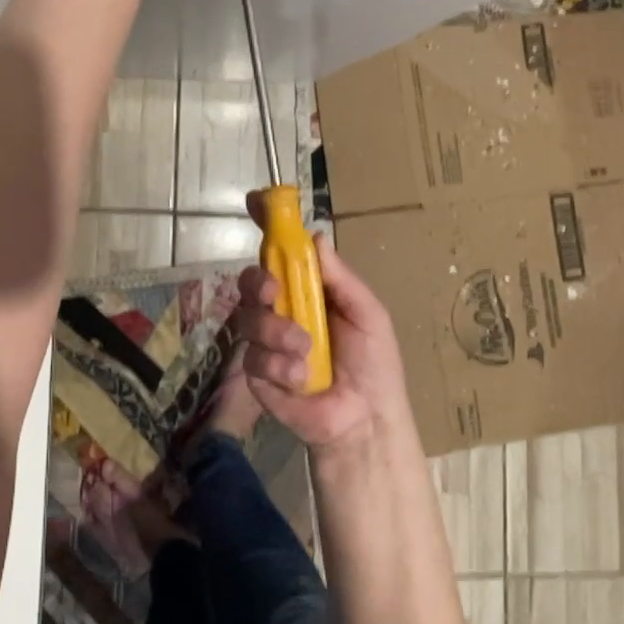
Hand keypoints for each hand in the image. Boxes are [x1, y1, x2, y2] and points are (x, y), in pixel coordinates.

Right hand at [234, 191, 410, 456]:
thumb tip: (315, 237)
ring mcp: (267, 341)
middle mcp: (283, 310)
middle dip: (259, 282)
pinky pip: (253, 355)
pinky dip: (279, 364)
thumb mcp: (367, 314)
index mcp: (309, 291)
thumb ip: (339, 278)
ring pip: (248, 317)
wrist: (365, 420)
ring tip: (305, 352)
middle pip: (253, 280)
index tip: (255, 203)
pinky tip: (301, 378)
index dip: (267, 228)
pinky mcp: (257, 373)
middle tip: (274, 291)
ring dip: (276, 331)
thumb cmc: (375, 365)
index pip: (281, 254)